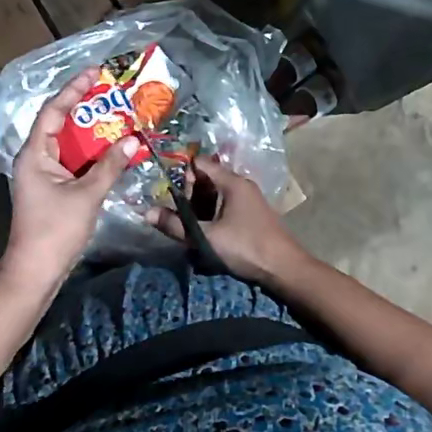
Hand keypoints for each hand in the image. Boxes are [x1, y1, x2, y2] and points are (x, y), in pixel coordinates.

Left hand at [1, 69, 138, 286]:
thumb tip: (133, 139)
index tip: (95, 73)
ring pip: (70, 144)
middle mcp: (36, 159)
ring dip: (93, 133)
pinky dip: (93, 155)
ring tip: (119, 116)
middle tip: (113, 93)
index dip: (73, 90)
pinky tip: (114, 150)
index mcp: (35, 154)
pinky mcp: (54, 190)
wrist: (36, 271)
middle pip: (61, 124)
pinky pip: (75, 163)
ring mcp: (44, 175)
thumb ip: (110, 166)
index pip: (53, 111)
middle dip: (86, 108)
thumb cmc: (56, 230)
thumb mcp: (86, 195)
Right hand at [146, 157, 312, 284]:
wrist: (284, 268)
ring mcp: (248, 199)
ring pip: (215, 194)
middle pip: (207, 178)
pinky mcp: (251, 214)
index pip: (200, 163)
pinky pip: (225, 205)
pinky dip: (211, 214)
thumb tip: (146, 213)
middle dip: (189, 194)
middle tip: (175, 214)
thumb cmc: (246, 247)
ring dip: (199, 207)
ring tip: (187, 224)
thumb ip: (175, 225)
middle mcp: (241, 185)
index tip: (167, 192)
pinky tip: (204, 231)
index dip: (181, 174)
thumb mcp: (206, 237)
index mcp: (232, 182)